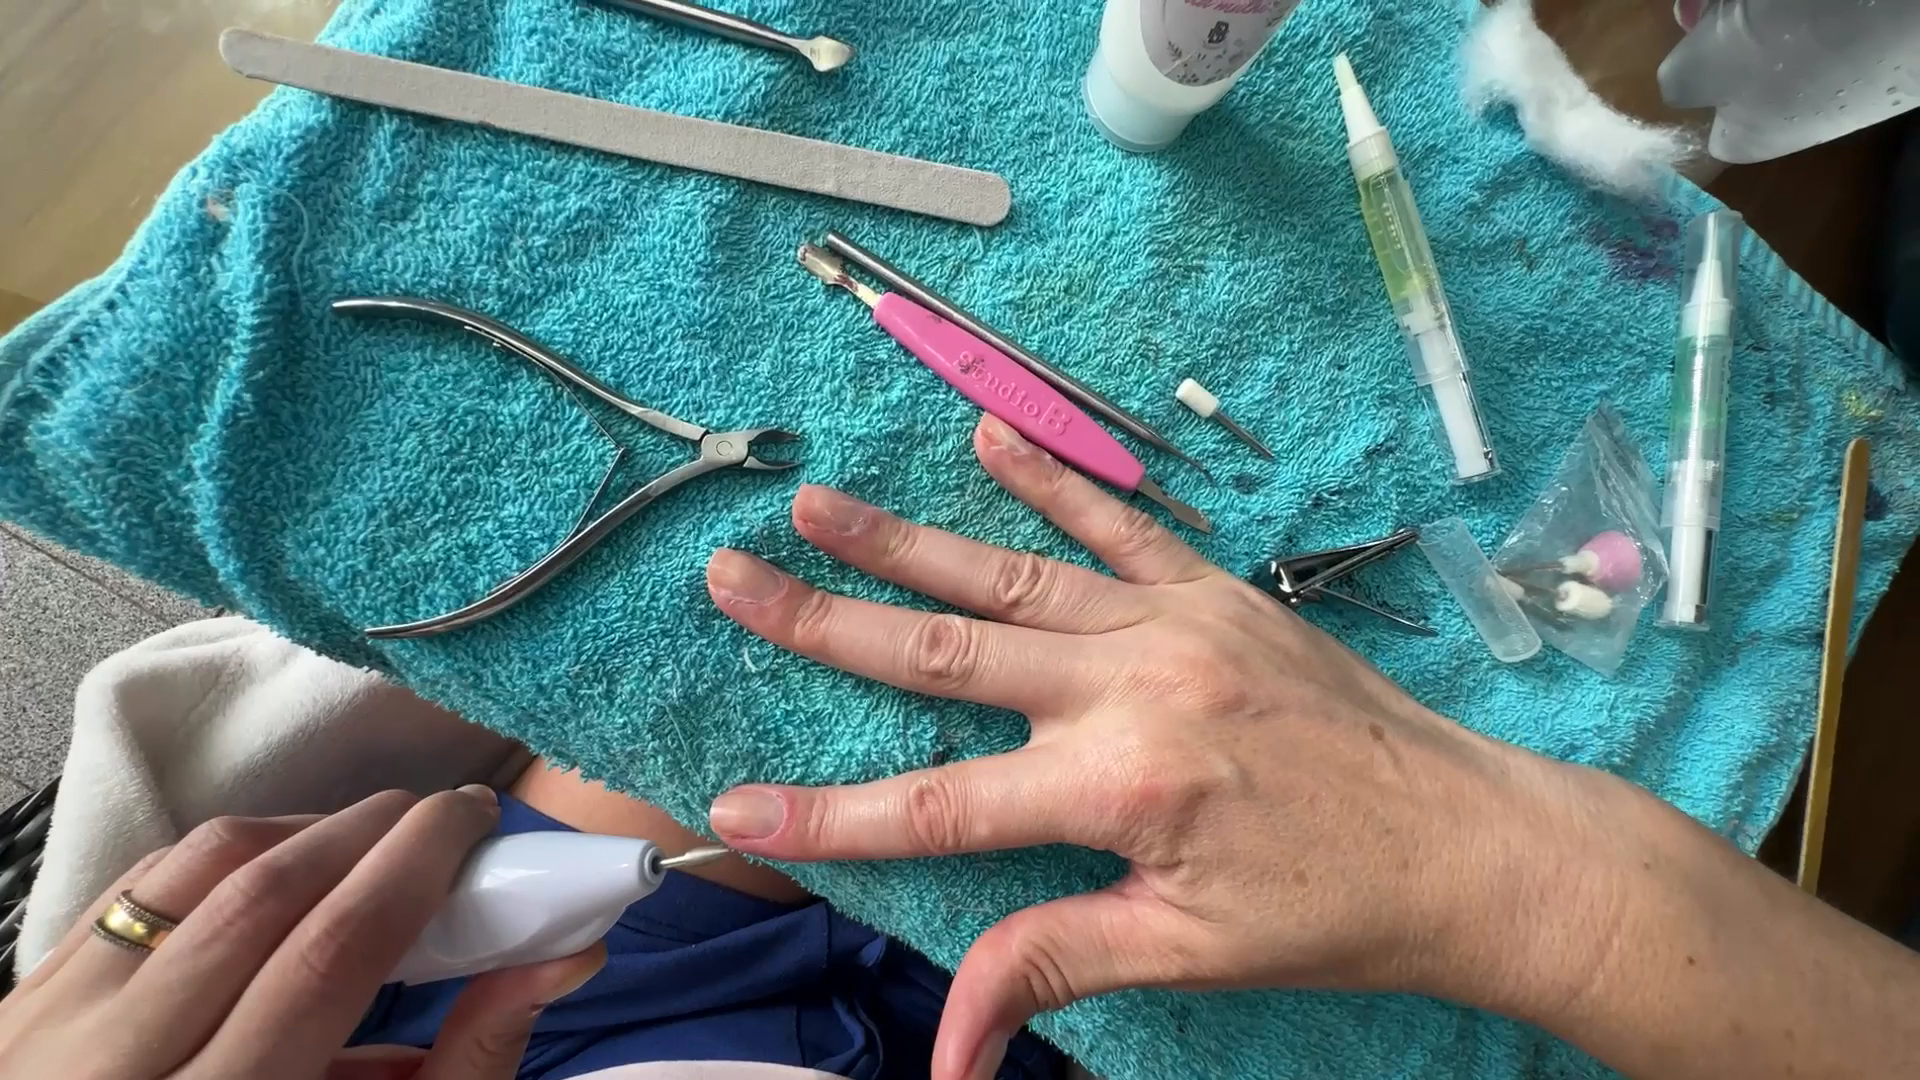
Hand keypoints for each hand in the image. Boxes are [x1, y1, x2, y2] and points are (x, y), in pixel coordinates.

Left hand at [0, 788, 605, 1079]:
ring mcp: (34, 1039)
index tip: (478, 812)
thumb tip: (572, 953)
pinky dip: (235, 850)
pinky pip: (140, 885)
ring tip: (372, 841)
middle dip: (381, 824)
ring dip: (311, 828)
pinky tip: (284, 865)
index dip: (422, 856)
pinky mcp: (10, 1010)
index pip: (334, 945)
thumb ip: (476, 1056)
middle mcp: (105, 1076)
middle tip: (445, 819)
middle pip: (268, 890)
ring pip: (197, 868)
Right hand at [704, 415, 1623, 1079]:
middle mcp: (1129, 686)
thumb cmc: (1334, 909)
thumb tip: (944, 1050)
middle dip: (825, 625)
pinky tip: (987, 439)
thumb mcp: (1189, 955)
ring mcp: (1168, 621)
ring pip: (1008, 573)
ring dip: (905, 539)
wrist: (1476, 839)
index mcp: (1121, 787)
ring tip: (819, 505)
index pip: (938, 808)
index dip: (828, 820)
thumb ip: (1053, 966)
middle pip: (946, 655)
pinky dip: (1047, 481)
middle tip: (736, 580)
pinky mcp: (1208, 588)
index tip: (733, 811)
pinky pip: (1115, 522)